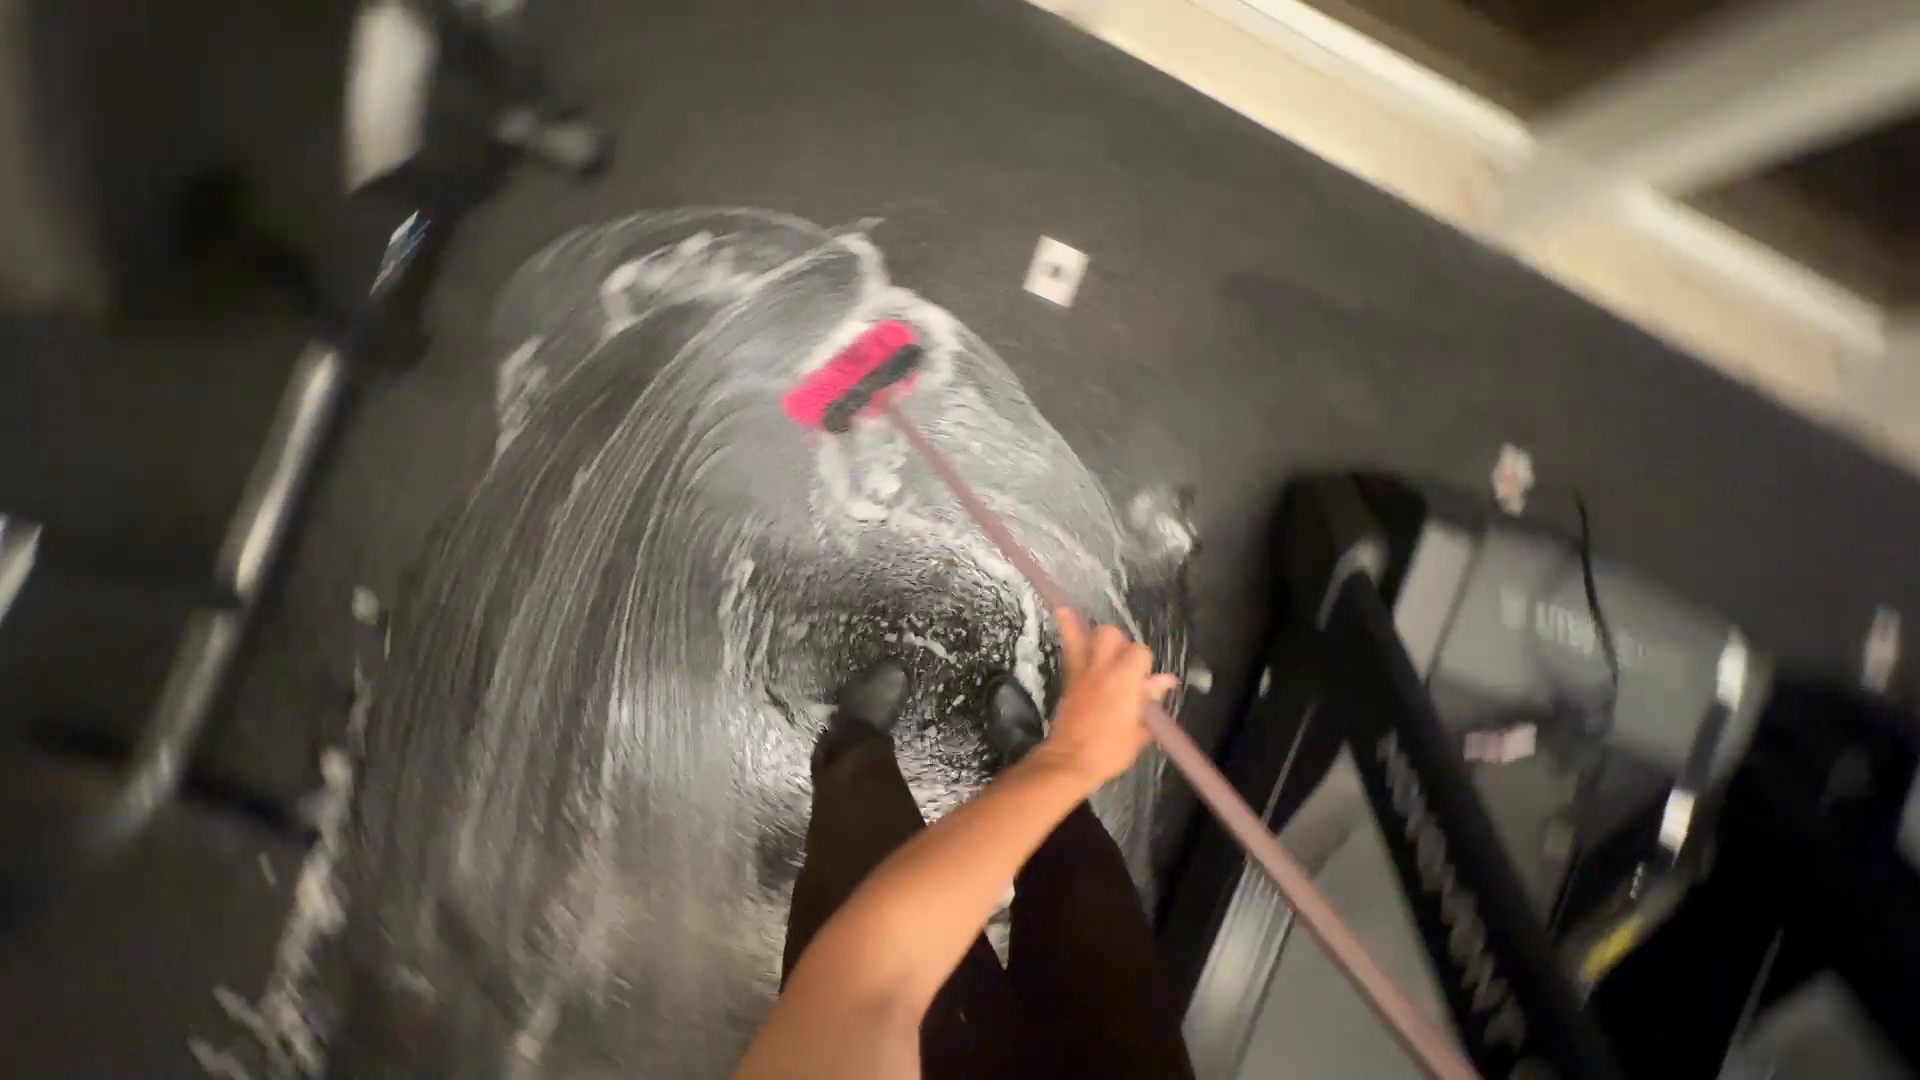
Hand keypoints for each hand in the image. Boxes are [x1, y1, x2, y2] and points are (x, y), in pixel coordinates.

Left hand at [1036, 610, 1179, 787]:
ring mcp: (1083, 668)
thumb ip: (1150, 700)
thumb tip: (1166, 681)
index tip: (1144, 683)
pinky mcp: (1069, 675)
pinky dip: (1067, 627)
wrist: (1070, 759)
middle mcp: (1104, 666)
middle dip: (1123, 646)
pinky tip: (1063, 609)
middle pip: (1114, 636)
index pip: (1140, 652)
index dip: (1144, 664)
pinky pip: (1068, 645)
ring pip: (1093, 634)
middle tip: (1125, 668)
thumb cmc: (1110, 750)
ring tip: (1105, 641)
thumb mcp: (1139, 730)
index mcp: (1125, 679)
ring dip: (1101, 635)